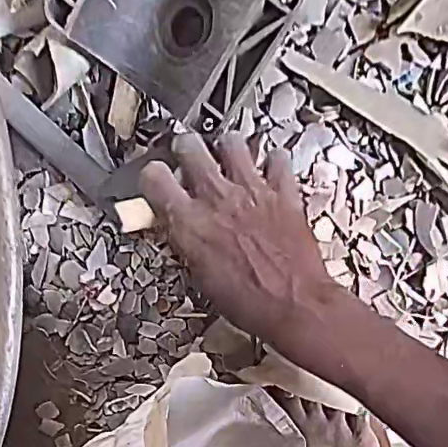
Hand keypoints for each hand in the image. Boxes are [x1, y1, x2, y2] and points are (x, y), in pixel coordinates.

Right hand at [140, 133, 350, 347]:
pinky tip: (268, 172)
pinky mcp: (284, 192)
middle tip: (188, 157)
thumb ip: (188, 243)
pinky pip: (277, 158)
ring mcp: (253, 191)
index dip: (152, 177)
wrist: (294, 305)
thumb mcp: (201, 278)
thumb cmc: (249, 302)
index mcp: (190, 223)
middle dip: (185, 150)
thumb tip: (182, 230)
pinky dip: (271, 162)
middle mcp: (218, 199)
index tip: (157, 180)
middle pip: (190, 147)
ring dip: (226, 148)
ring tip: (227, 159)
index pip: (154, 178)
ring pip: (232, 142)